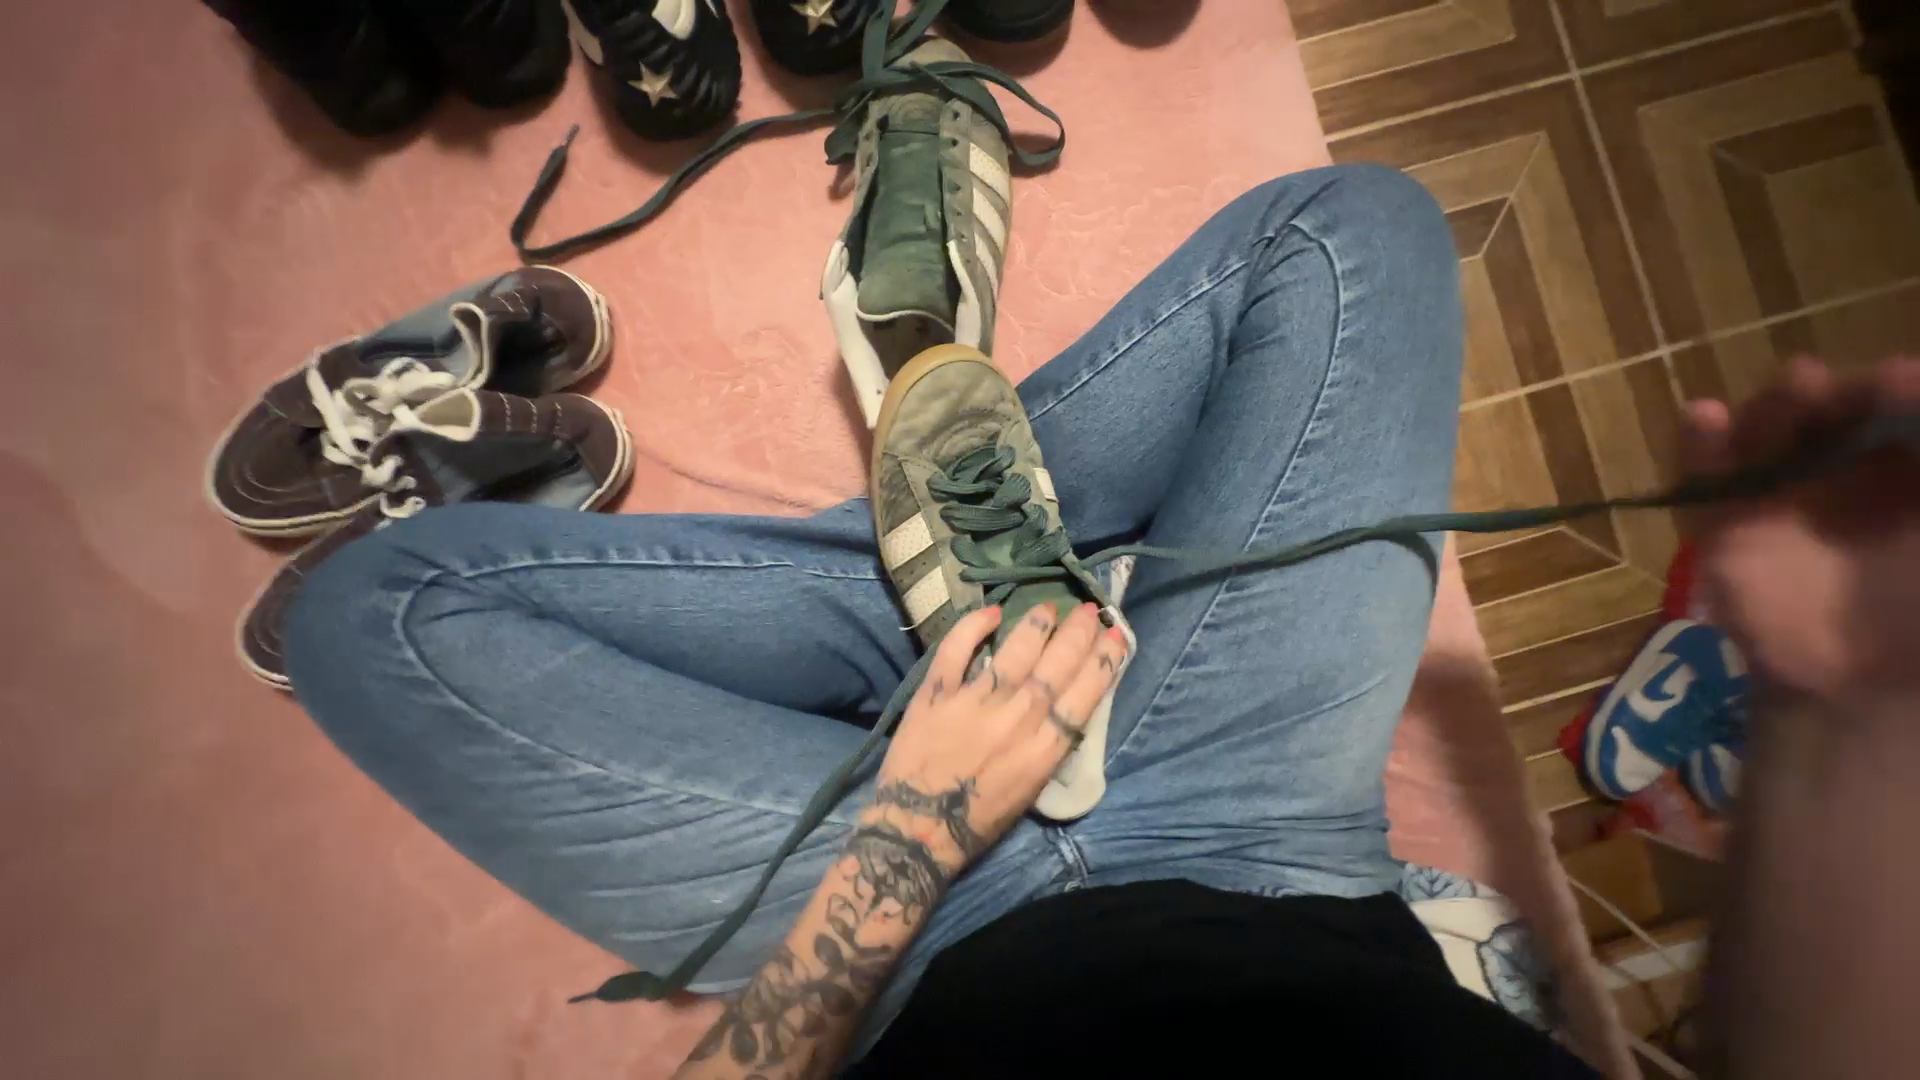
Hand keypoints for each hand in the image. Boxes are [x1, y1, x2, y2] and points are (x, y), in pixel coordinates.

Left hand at [860, 602, 1128, 876]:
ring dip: (1036, 624)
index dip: (1104, 660)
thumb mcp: (1032, 788)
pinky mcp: (936, 692)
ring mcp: (975, 700)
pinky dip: (974, 626)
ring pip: (1014, 649)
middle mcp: (1017, 717)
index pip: (1085, 693)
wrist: (918, 828)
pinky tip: (992, 612)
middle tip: (1089, 611)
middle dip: (1078, 633)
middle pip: (1057, 664)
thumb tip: (1064, 708)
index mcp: (1044, 747)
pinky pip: (957, 648)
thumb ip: (1049, 745)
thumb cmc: (980, 818)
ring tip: (1049, 608)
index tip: (1115, 637)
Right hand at [1682, 357, 1919, 702]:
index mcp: (1914, 482)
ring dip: (1775, 408)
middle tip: (1846, 384)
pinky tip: (1704, 414)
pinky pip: (1703, 481)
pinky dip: (1699, 446)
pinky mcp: (1724, 528)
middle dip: (1837, 394)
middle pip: (1833, 419)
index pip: (1898, 418)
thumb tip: (1902, 379)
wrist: (1865, 682)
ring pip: (1767, 440)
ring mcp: (1781, 505)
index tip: (1896, 378)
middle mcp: (1850, 484)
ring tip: (1795, 383)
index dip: (1895, 391)